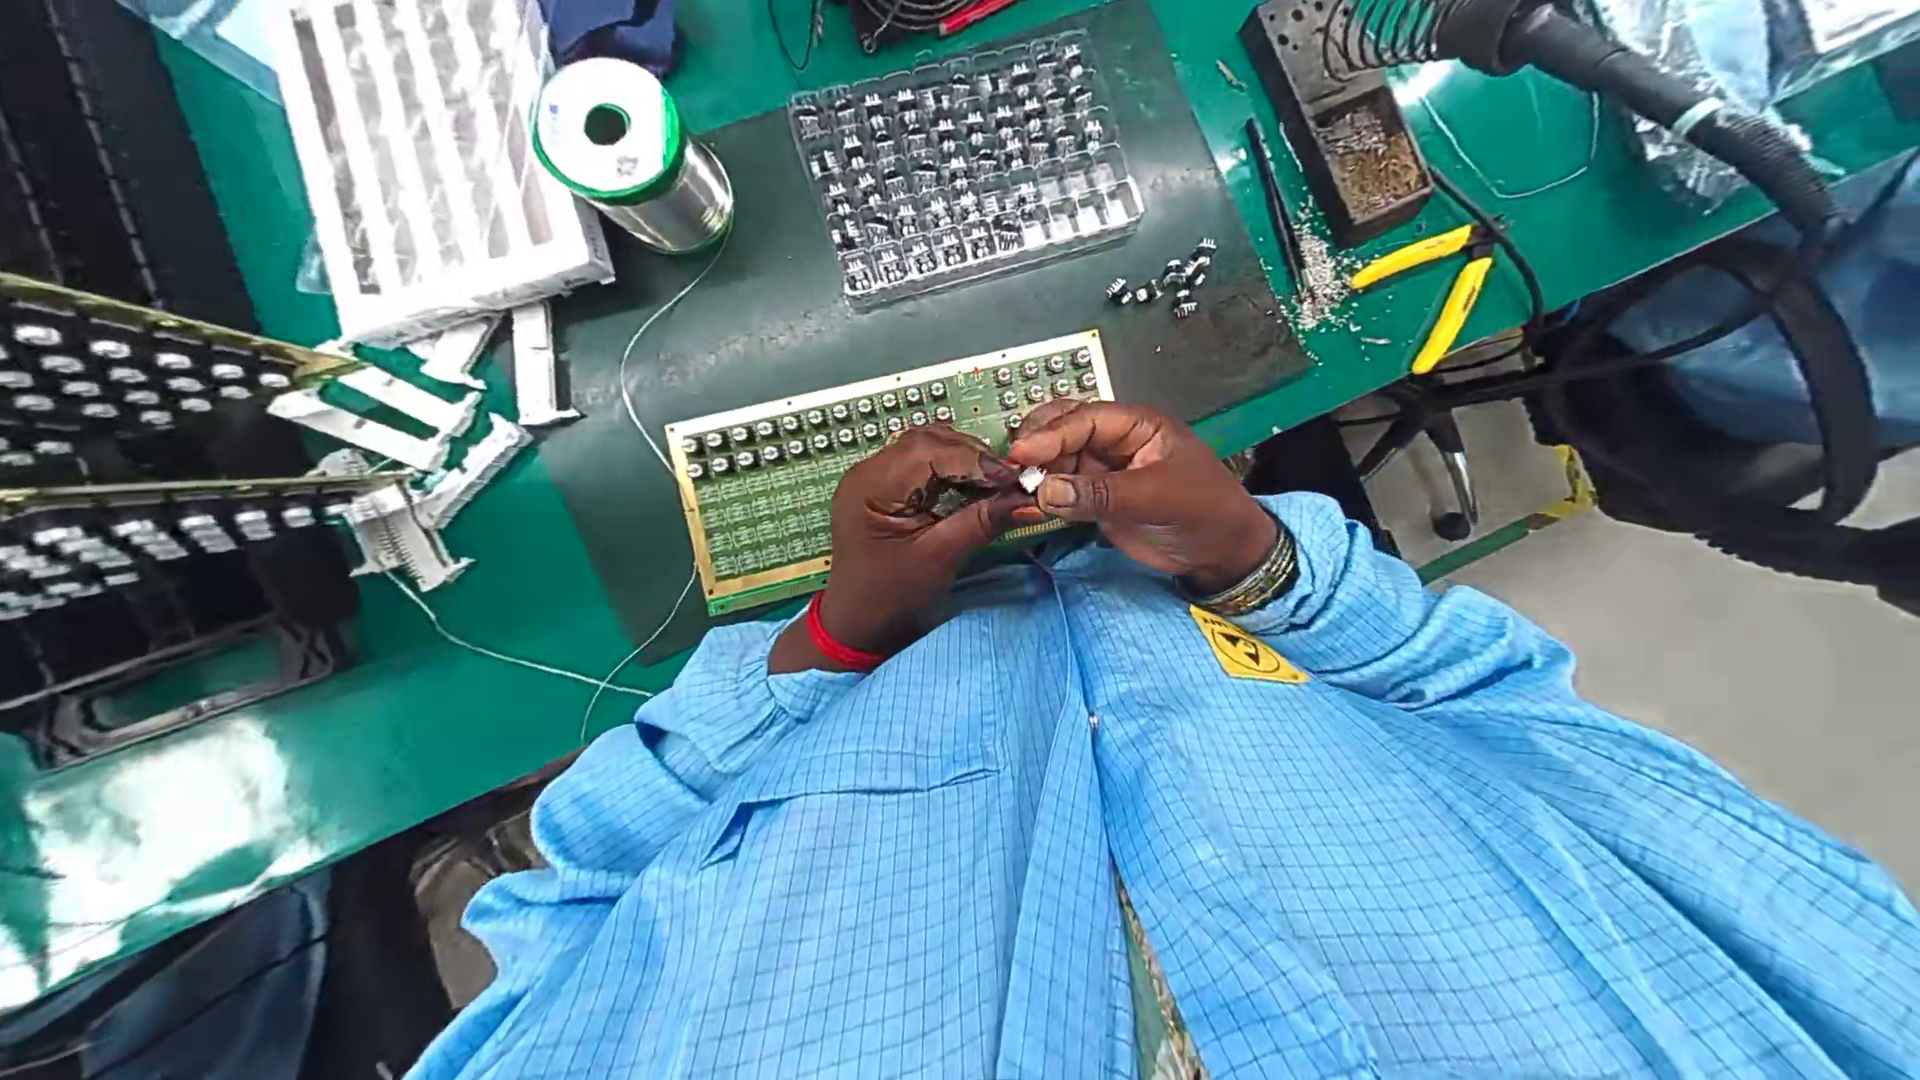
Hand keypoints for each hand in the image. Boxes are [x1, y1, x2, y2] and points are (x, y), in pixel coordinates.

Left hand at [771, 425, 1041, 672]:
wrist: (859, 626)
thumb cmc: (889, 599)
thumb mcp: (939, 559)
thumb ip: (982, 522)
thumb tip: (1028, 499)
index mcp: (869, 486)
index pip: (928, 451)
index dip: (975, 459)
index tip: (1013, 479)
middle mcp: (867, 472)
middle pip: (928, 441)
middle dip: (973, 456)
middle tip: (1009, 481)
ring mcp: (875, 477)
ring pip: (928, 447)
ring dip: (965, 460)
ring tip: (995, 484)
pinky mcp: (887, 487)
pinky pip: (924, 464)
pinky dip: (954, 470)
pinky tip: (975, 487)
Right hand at [1007, 401, 1275, 594]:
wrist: (1218, 552)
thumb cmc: (1203, 512)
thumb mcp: (1158, 498)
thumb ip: (1103, 494)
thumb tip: (1047, 491)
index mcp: (1135, 425)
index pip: (1084, 420)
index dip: (1051, 434)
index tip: (1021, 453)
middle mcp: (1112, 441)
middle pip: (1063, 430)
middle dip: (1037, 443)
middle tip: (1013, 466)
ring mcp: (1100, 469)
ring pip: (1056, 459)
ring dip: (1035, 471)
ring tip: (1017, 487)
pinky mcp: (1092, 497)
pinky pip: (1060, 489)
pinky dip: (1042, 495)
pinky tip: (1027, 502)